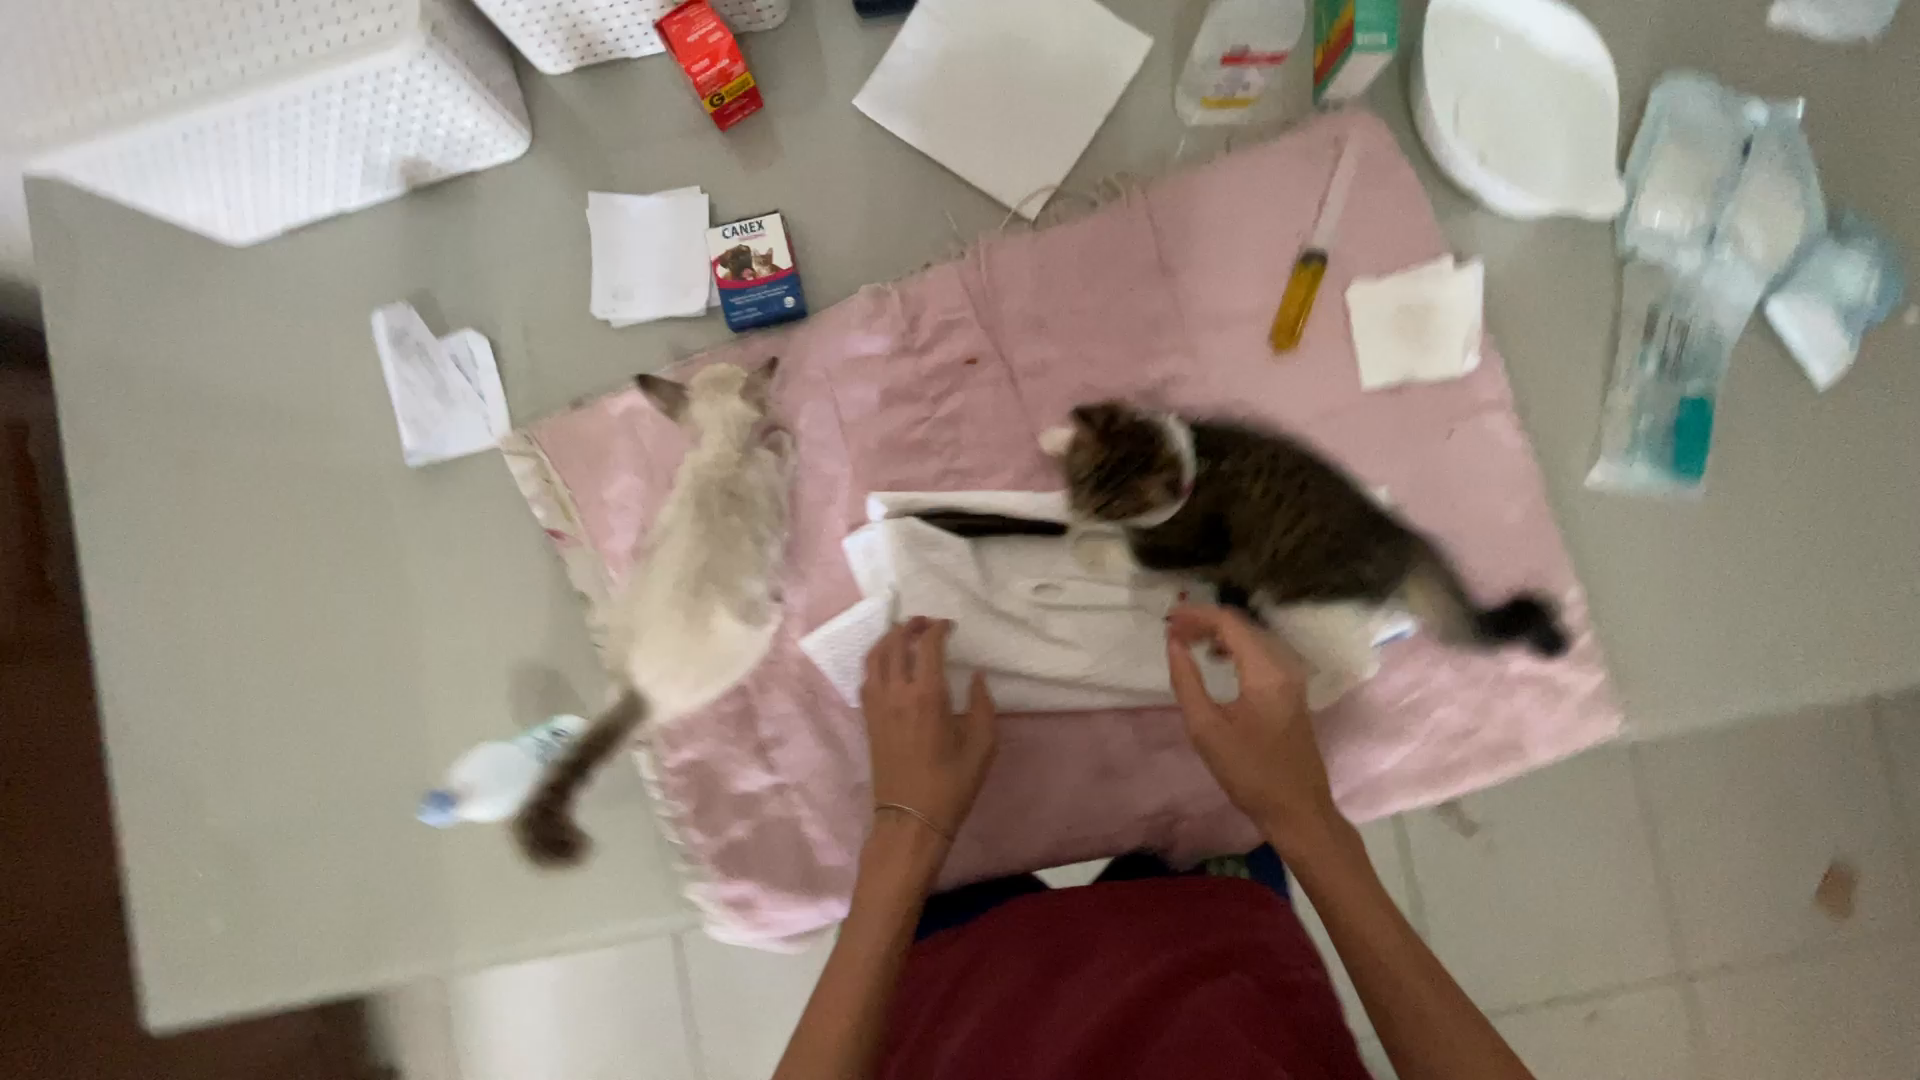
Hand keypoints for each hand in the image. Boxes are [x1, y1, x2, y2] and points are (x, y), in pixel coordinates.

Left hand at [861, 617, 997, 844]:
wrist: (910, 819)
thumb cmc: (952, 785)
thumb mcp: (983, 746)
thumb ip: (983, 704)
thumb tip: (976, 677)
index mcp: (928, 696)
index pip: (928, 645)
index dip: (938, 629)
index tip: (950, 626)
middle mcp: (897, 693)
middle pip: (896, 643)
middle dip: (911, 626)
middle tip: (926, 622)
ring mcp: (877, 705)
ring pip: (874, 656)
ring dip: (889, 638)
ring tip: (904, 634)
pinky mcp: (868, 718)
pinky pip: (866, 676)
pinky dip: (876, 660)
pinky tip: (889, 663)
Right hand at [1165, 604, 1343, 850]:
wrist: (1297, 810)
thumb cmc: (1249, 772)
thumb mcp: (1206, 728)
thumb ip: (1186, 680)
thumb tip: (1173, 643)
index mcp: (1266, 671)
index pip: (1229, 623)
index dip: (1196, 615)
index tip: (1167, 620)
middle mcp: (1285, 665)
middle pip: (1242, 625)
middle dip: (1205, 621)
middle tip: (1172, 631)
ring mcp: (1293, 678)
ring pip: (1252, 637)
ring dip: (1218, 633)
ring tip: (1187, 642)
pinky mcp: (1292, 690)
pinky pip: (1261, 653)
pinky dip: (1234, 648)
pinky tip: (1216, 659)